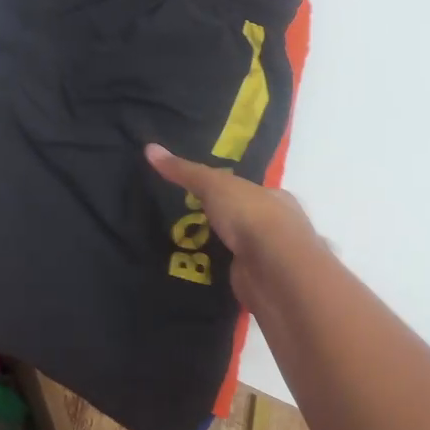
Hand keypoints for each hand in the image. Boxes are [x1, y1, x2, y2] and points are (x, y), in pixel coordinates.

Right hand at [145, 143, 321, 310]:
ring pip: (236, 244)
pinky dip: (214, 267)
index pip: (249, 188)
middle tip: (181, 212)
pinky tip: (191, 263)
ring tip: (178, 237)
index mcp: (276, 198)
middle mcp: (279, 226)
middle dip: (218, 217)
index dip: (226, 187)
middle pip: (242, 216)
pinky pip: (230, 269)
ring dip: (215, 244)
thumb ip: (183, 170)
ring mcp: (271, 256)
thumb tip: (149, 148)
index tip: (198, 188)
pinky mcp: (259, 281)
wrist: (276, 274)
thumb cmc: (252, 217)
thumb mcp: (212, 184)